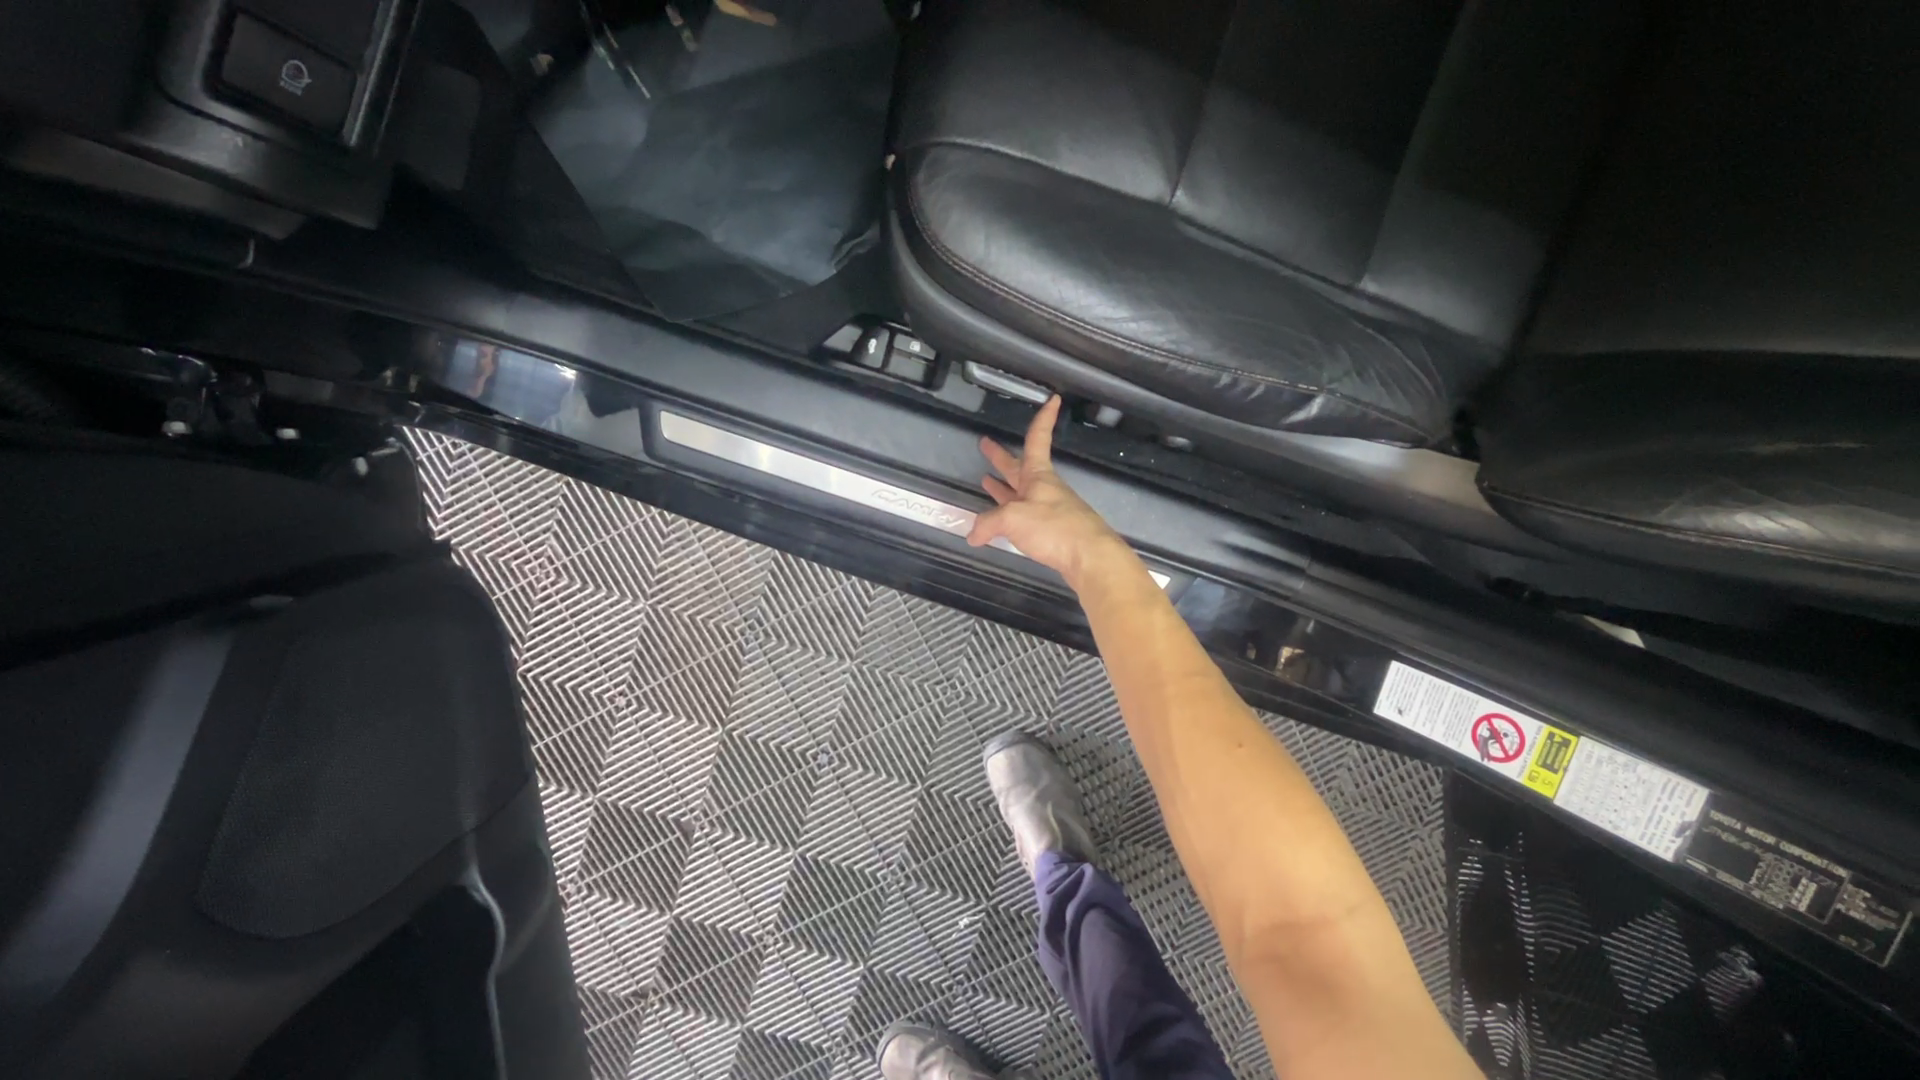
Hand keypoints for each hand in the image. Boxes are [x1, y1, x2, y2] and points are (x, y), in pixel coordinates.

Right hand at [967, 396, 1128, 588]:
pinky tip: (997, 526)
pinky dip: (1008, 518)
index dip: (1043, 419)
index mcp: (1038, 476)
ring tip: (987, 482)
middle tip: (986, 444)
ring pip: (1020, 495)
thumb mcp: (1013, 518)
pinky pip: (1023, 519)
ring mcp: (1048, 512)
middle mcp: (1044, 490)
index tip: (1053, 399)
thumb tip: (972, 534)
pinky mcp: (1051, 534)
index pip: (1037, 439)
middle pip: (1020, 468)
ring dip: (1003, 488)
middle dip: (1002, 457)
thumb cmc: (1055, 527)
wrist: (1090, 558)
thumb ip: (988, 523)